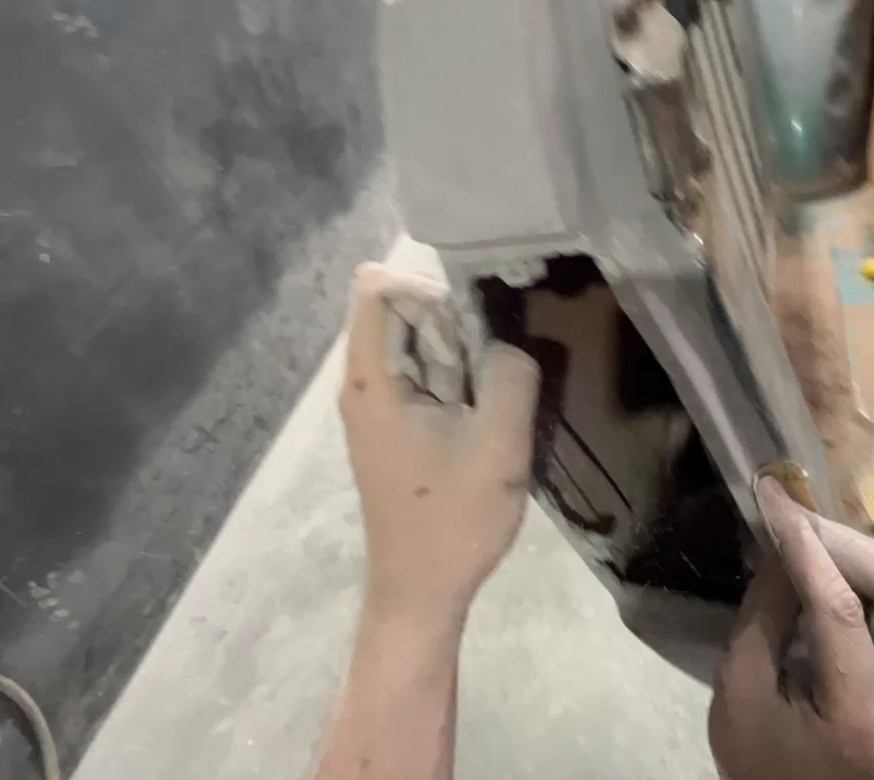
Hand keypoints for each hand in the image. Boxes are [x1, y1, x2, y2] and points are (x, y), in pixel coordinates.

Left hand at [338, 264, 540, 627]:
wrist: (419, 590)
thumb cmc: (452, 521)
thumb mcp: (499, 447)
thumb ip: (510, 378)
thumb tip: (509, 342)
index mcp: (372, 379)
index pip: (375, 286)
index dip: (422, 282)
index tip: (468, 314)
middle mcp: (363, 381)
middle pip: (396, 307)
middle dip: (446, 315)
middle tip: (489, 355)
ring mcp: (375, 401)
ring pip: (410, 338)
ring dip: (454, 346)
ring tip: (488, 382)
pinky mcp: (392, 420)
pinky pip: (418, 369)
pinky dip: (451, 370)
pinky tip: (480, 402)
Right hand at [709, 479, 873, 779]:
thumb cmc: (755, 763)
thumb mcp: (739, 686)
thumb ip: (766, 611)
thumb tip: (784, 545)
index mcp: (865, 724)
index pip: (842, 609)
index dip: (805, 543)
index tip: (775, 497)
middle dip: (850, 544)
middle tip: (796, 520)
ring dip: (864, 557)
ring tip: (809, 540)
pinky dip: (871, 580)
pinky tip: (831, 568)